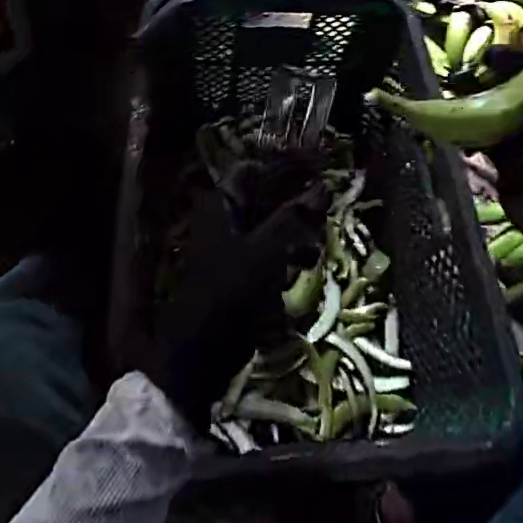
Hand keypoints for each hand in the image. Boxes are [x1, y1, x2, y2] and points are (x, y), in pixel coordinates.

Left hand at [143, 152, 327, 419]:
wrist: (197, 358)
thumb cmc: (226, 295)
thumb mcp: (264, 252)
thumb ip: (294, 217)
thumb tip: (325, 185)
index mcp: (221, 205)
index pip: (256, 168)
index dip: (287, 164)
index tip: (320, 167)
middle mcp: (226, 219)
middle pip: (269, 197)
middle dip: (298, 206)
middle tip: (323, 215)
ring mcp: (233, 246)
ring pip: (274, 226)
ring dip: (296, 235)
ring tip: (310, 253)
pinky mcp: (242, 273)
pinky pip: (272, 253)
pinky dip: (287, 257)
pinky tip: (300, 270)